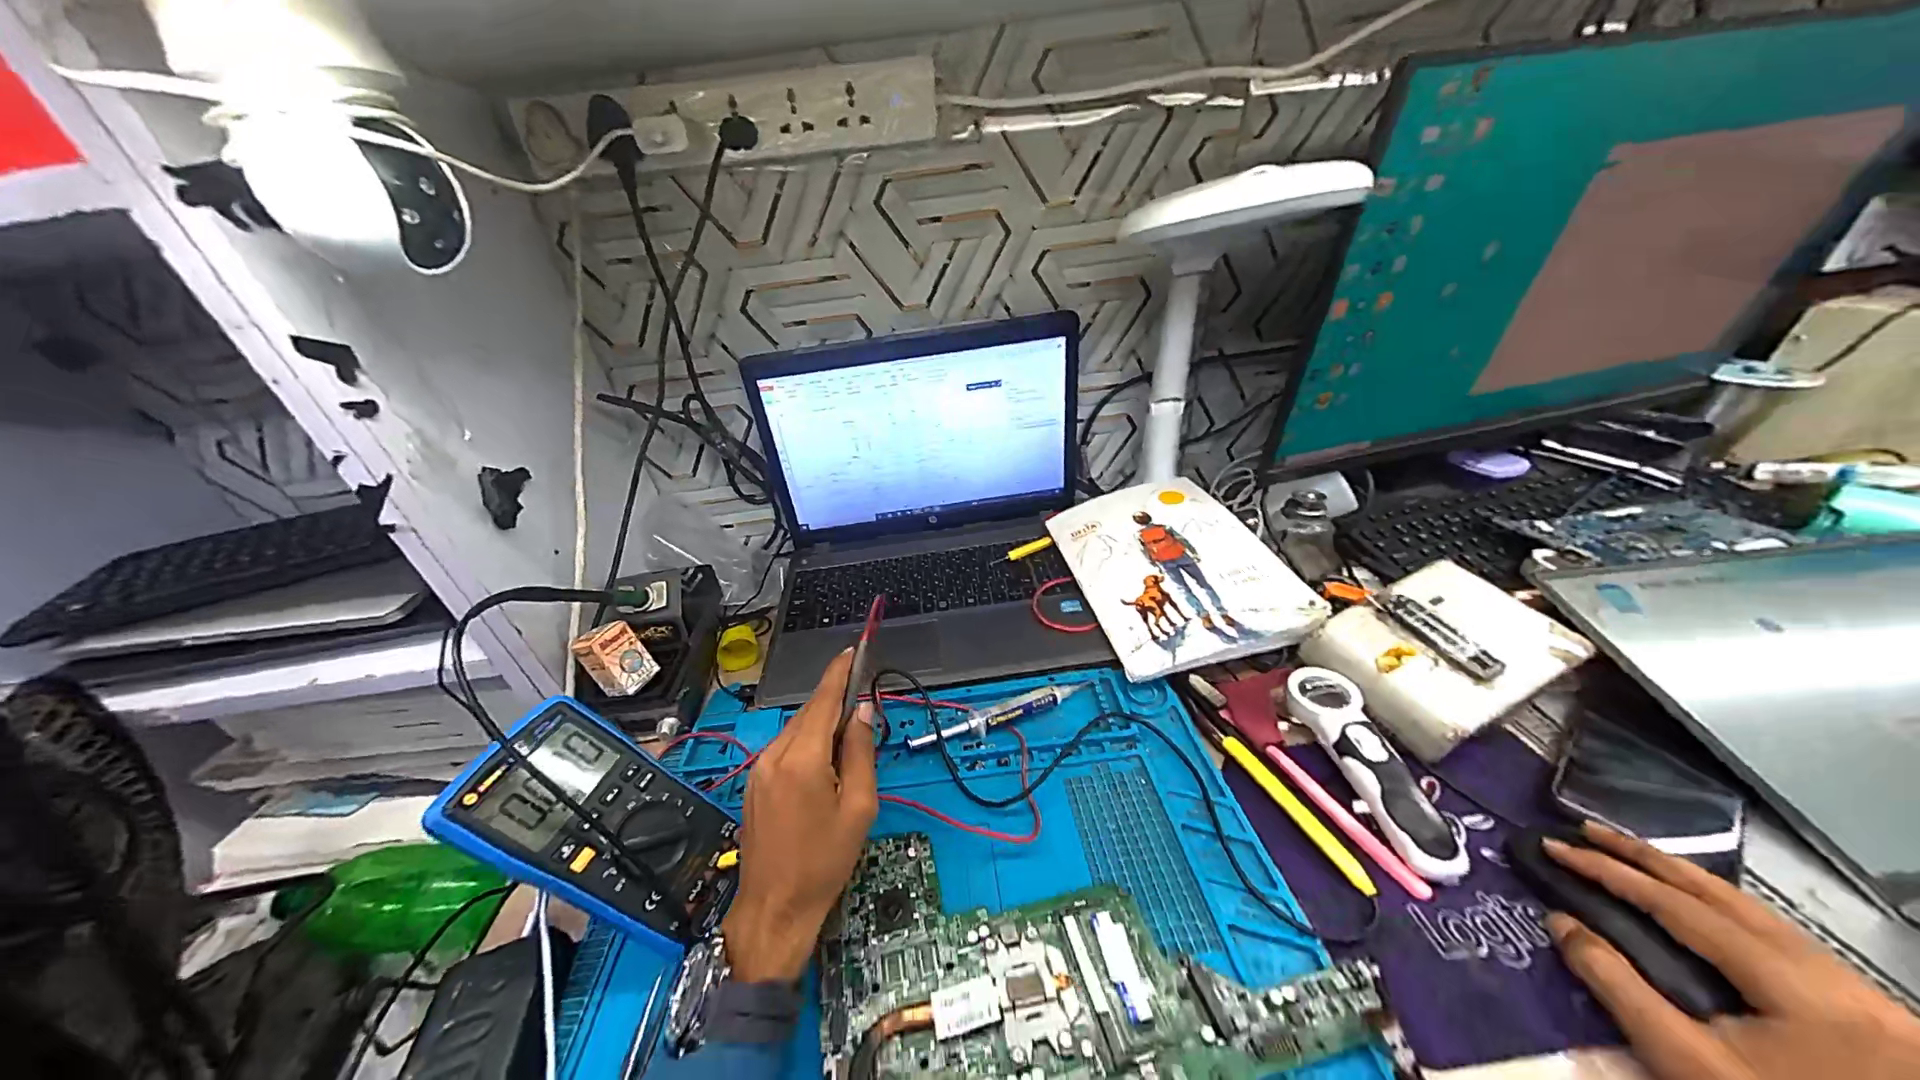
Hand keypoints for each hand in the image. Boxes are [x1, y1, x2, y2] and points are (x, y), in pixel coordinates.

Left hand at [721, 649, 877, 982]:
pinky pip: (784, 749)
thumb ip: (860, 752)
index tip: (854, 651)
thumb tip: (861, 713)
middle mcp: (774, 756)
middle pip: (809, 713)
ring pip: (795, 731)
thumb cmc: (824, 862)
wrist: (774, 908)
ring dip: (821, 726)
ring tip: (847, 745)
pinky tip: (823, 765)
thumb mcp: (859, 807)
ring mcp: (759, 770)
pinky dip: (806, 744)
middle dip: (835, 702)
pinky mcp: (754, 784)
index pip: (823, 700)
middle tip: (863, 706)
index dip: (840, 673)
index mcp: (802, 759)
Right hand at [1544, 821, 1919, 1079]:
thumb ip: (1618, 987)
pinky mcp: (1860, 1009)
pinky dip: (1714, 902)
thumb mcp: (1685, 1062)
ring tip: (1626, 852)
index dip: (1610, 871)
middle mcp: (1829, 973)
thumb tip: (1560, 921)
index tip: (1554, 845)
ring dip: (1679, 875)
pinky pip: (1770, 931)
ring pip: (1751, 910)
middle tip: (1584, 828)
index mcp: (1795, 986)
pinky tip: (1690, 899)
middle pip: (1721, 895)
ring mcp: (1854, 990)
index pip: (1679, 906)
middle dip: (1646, 857)